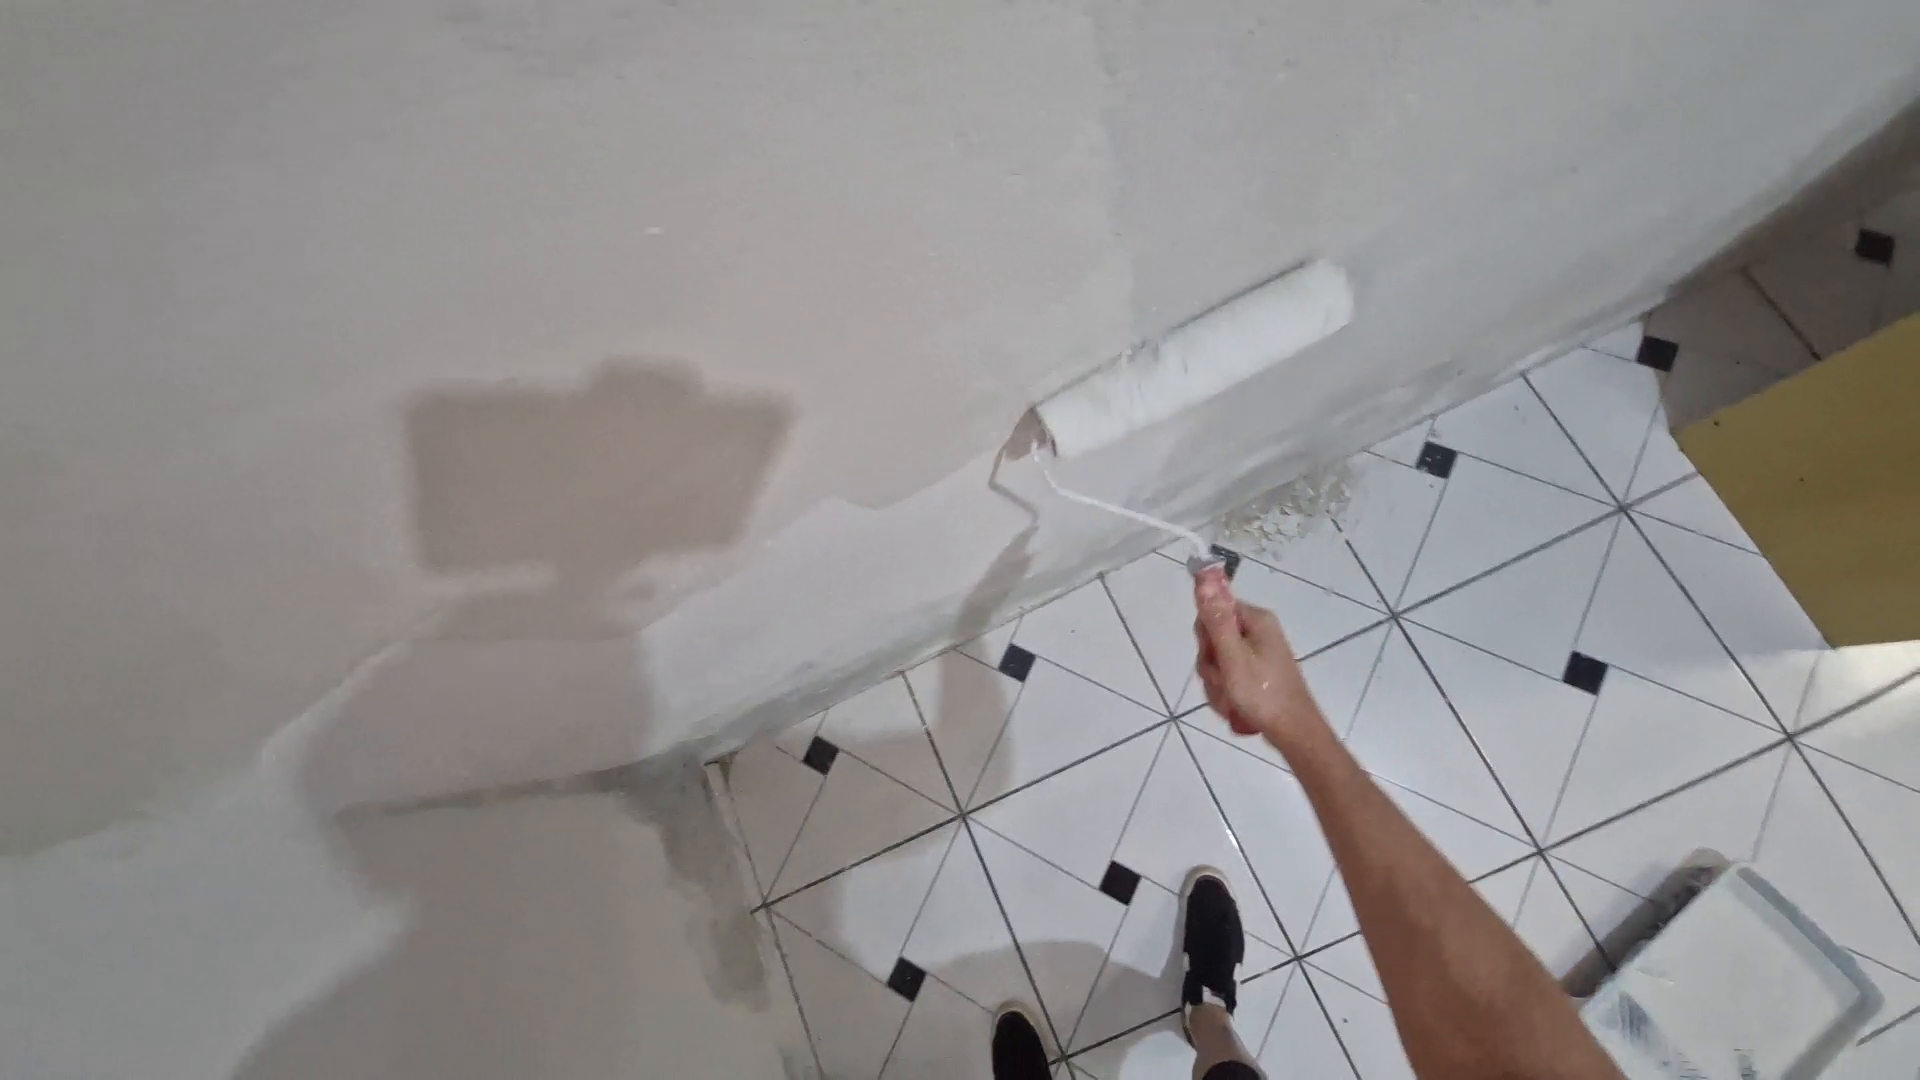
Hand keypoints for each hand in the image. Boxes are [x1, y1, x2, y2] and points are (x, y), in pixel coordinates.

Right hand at [1192, 566, 1323, 746]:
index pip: (1212, 611)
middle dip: (1211, 664)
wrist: (1294, 732)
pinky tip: (1234, 705)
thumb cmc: (1263, 694)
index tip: (1213, 657)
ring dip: (1216, 682)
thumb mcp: (1232, 657)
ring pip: (1217, 660)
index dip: (1206, 637)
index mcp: (1255, 620)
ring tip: (1230, 698)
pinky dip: (1225, 691)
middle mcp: (1258, 630)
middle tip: (1223, 681)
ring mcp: (1258, 651)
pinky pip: (1228, 674)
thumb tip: (1203, 579)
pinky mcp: (1257, 670)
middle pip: (1213, 637)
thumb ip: (1215, 620)